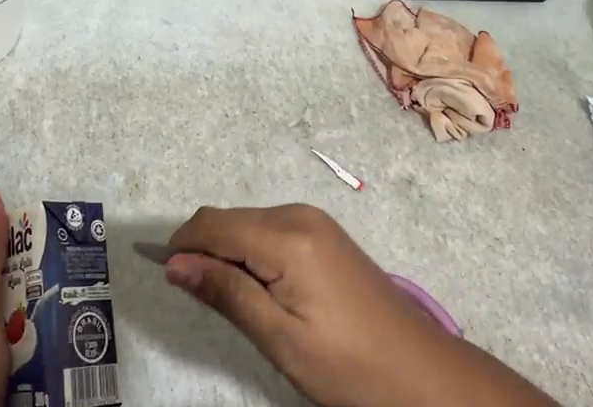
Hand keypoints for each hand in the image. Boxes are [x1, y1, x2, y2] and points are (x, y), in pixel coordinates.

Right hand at [166, 204, 555, 406]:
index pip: (212, 224)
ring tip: (238, 306)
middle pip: (227, 220)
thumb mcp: (280, 339)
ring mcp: (314, 220)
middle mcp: (297, 214)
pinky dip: (251, 253)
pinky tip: (263, 292)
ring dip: (227, 254)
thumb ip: (225, 293)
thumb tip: (174, 263)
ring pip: (245, 224)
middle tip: (205, 304)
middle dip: (204, 251)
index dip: (181, 246)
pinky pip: (268, 230)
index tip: (166, 278)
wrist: (426, 378)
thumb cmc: (350, 367)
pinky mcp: (324, 233)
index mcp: (286, 237)